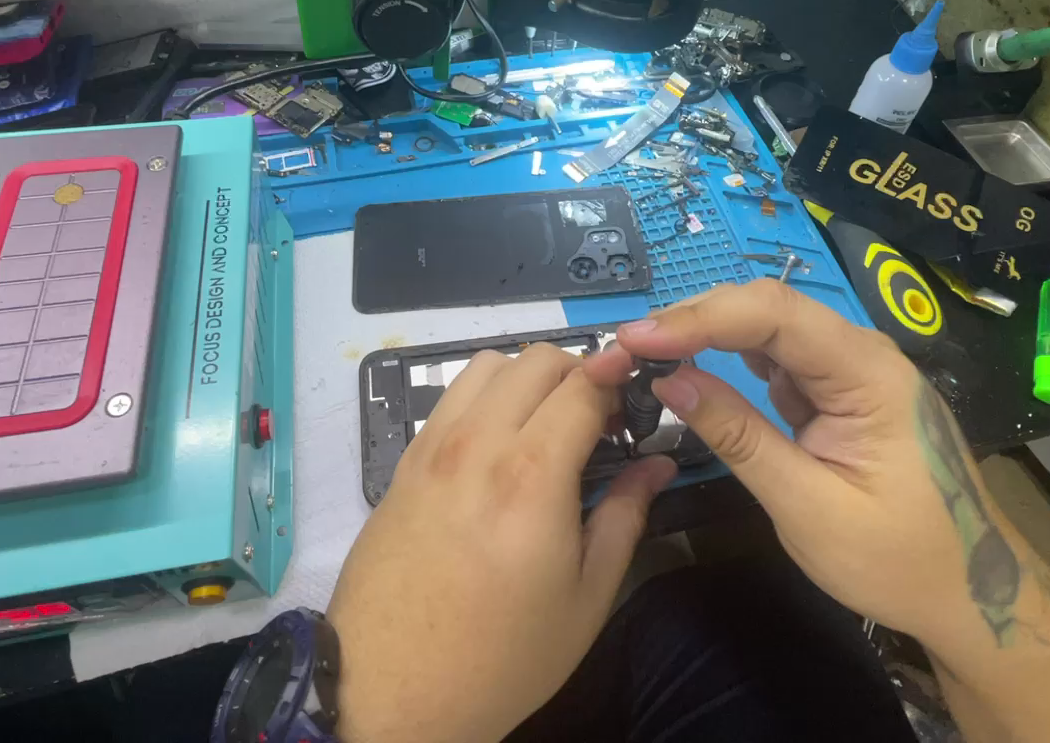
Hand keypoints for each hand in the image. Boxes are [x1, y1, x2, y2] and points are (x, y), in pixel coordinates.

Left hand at [327, 343, 677, 742]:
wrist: (391, 689)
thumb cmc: (504, 654)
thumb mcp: (586, 597)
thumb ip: (625, 515)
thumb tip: (658, 463)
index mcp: (532, 473)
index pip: (584, 385)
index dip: (617, 377)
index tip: (634, 398)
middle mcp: (480, 441)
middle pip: (537, 360)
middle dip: (578, 372)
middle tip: (595, 421)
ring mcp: (434, 445)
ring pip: (489, 365)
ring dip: (528, 377)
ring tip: (543, 424)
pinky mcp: (406, 459)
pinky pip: (452, 396)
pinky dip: (486, 395)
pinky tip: (497, 443)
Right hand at [587, 279, 1036, 654]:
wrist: (974, 597)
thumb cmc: (899, 561)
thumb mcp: (807, 507)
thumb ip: (738, 437)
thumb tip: (668, 382)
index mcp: (867, 374)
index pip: (774, 314)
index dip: (700, 317)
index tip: (639, 339)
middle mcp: (861, 354)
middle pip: (768, 307)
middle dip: (695, 317)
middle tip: (631, 344)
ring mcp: (849, 368)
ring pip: (767, 324)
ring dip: (706, 330)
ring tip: (651, 348)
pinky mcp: (836, 388)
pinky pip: (776, 354)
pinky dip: (727, 353)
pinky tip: (695, 360)